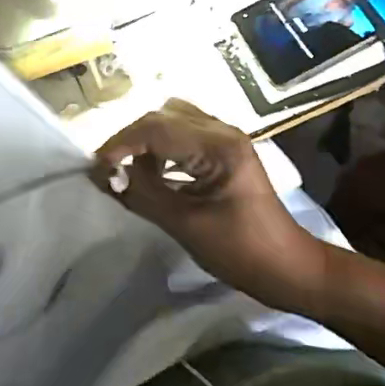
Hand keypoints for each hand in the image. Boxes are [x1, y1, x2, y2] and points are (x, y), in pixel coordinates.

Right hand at [92, 100, 327, 308]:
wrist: (289, 268)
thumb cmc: (241, 251)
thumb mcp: (185, 224)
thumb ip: (141, 194)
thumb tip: (101, 175)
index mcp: (218, 146)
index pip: (156, 129)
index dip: (120, 144)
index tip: (96, 168)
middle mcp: (222, 130)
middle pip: (161, 117)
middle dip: (130, 140)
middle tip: (108, 169)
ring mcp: (225, 137)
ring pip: (171, 120)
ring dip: (145, 140)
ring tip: (128, 170)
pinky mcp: (224, 149)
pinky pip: (183, 133)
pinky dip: (161, 146)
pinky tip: (152, 170)